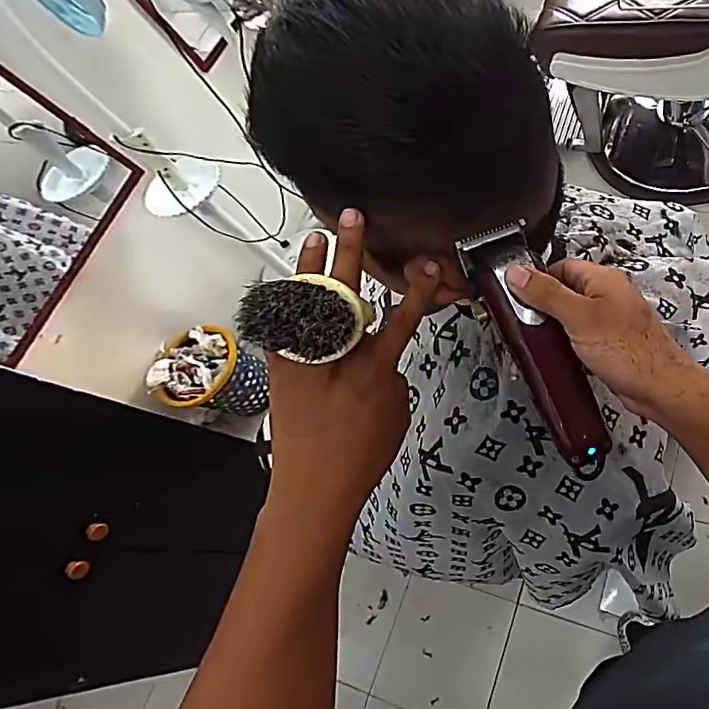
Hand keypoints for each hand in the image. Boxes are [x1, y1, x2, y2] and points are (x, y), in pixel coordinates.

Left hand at [265, 209, 438, 517]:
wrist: (314, 486)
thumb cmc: (362, 455)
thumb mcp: (396, 411)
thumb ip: (390, 375)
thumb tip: (379, 353)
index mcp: (376, 371)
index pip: (403, 319)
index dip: (417, 289)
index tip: (427, 266)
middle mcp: (338, 359)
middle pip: (347, 295)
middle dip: (352, 254)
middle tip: (354, 222)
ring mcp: (304, 362)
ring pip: (308, 305)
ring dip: (312, 268)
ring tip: (317, 237)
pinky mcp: (281, 370)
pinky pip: (287, 326)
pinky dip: (290, 302)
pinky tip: (292, 282)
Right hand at [506, 259, 708, 420]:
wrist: (659, 388)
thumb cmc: (633, 352)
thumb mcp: (579, 317)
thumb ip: (546, 294)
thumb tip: (518, 274)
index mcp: (603, 279)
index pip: (559, 267)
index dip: (537, 279)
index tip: (517, 295)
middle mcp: (608, 298)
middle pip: (562, 295)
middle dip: (543, 311)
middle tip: (531, 325)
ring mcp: (609, 323)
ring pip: (569, 322)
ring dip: (555, 335)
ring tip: (546, 346)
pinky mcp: (609, 346)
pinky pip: (579, 343)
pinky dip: (568, 352)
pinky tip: (564, 361)